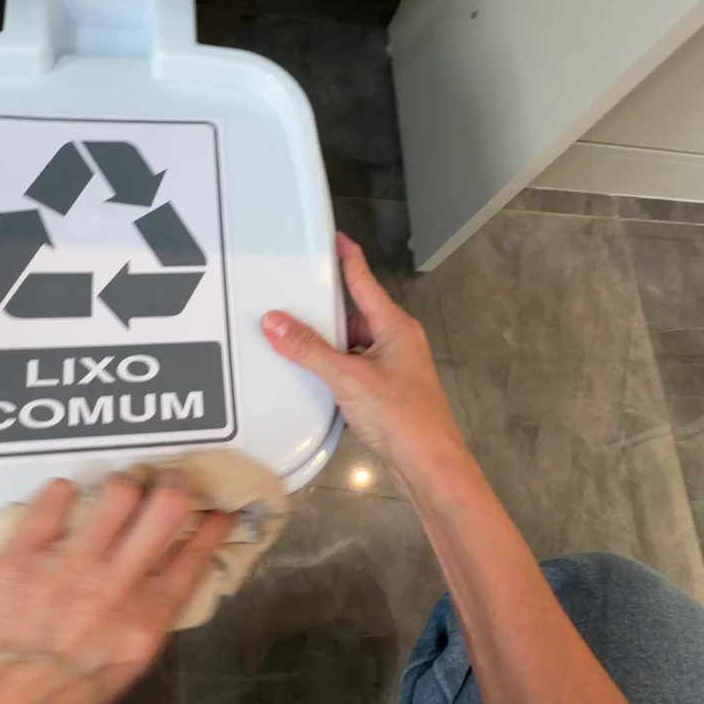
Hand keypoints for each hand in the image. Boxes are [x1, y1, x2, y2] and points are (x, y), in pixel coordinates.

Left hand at [0, 474, 235, 703]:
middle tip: (170, 483)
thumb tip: (162, 571)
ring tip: (114, 496)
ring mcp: (67, 567)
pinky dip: (62, 493)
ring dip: (121, 486)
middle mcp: (113, 592)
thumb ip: (142, 621)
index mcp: (141, 628)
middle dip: (177, 483)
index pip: (196, 555)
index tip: (218, 508)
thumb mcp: (114, 675)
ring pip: (118, 489)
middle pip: (169, 504)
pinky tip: (61, 507)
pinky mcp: (21, 553)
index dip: (214, 524)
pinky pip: (56, 493)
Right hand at [263, 232, 472, 498]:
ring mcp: (395, 369)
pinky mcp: (389, 394)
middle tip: (291, 302)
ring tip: (293, 346)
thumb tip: (273, 321)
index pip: (365, 281)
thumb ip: (310, 350)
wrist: (430, 467)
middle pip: (355, 316)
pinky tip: (313, 381)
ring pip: (354, 347)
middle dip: (326, 314)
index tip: (333, 236)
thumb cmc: (399, 415)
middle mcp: (397, 342)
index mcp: (395, 326)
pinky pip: (355, 371)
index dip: (348, 257)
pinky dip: (336, 372)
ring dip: (329, 348)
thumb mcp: (349, 378)